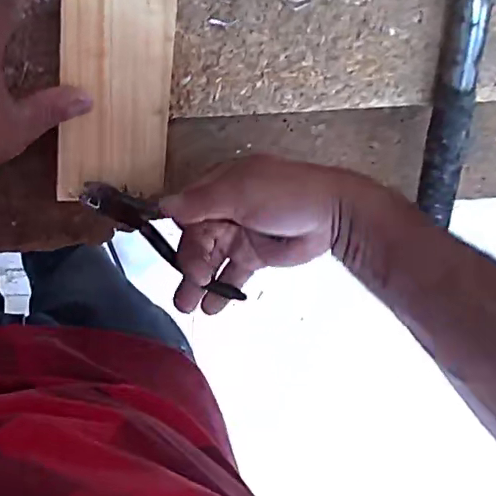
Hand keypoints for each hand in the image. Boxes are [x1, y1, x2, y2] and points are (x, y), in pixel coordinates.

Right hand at [159, 155, 372, 313]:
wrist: (333, 214)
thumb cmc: (287, 193)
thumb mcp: (240, 191)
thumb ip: (200, 202)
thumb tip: (162, 206)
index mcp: (218, 187)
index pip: (186, 212)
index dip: (180, 234)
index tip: (176, 254)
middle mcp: (224, 210)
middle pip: (195, 240)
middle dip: (189, 264)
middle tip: (193, 282)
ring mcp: (239, 234)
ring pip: (209, 260)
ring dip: (197, 282)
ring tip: (187, 305)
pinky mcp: (253, 255)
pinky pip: (230, 274)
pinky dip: (220, 291)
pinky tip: (211, 307)